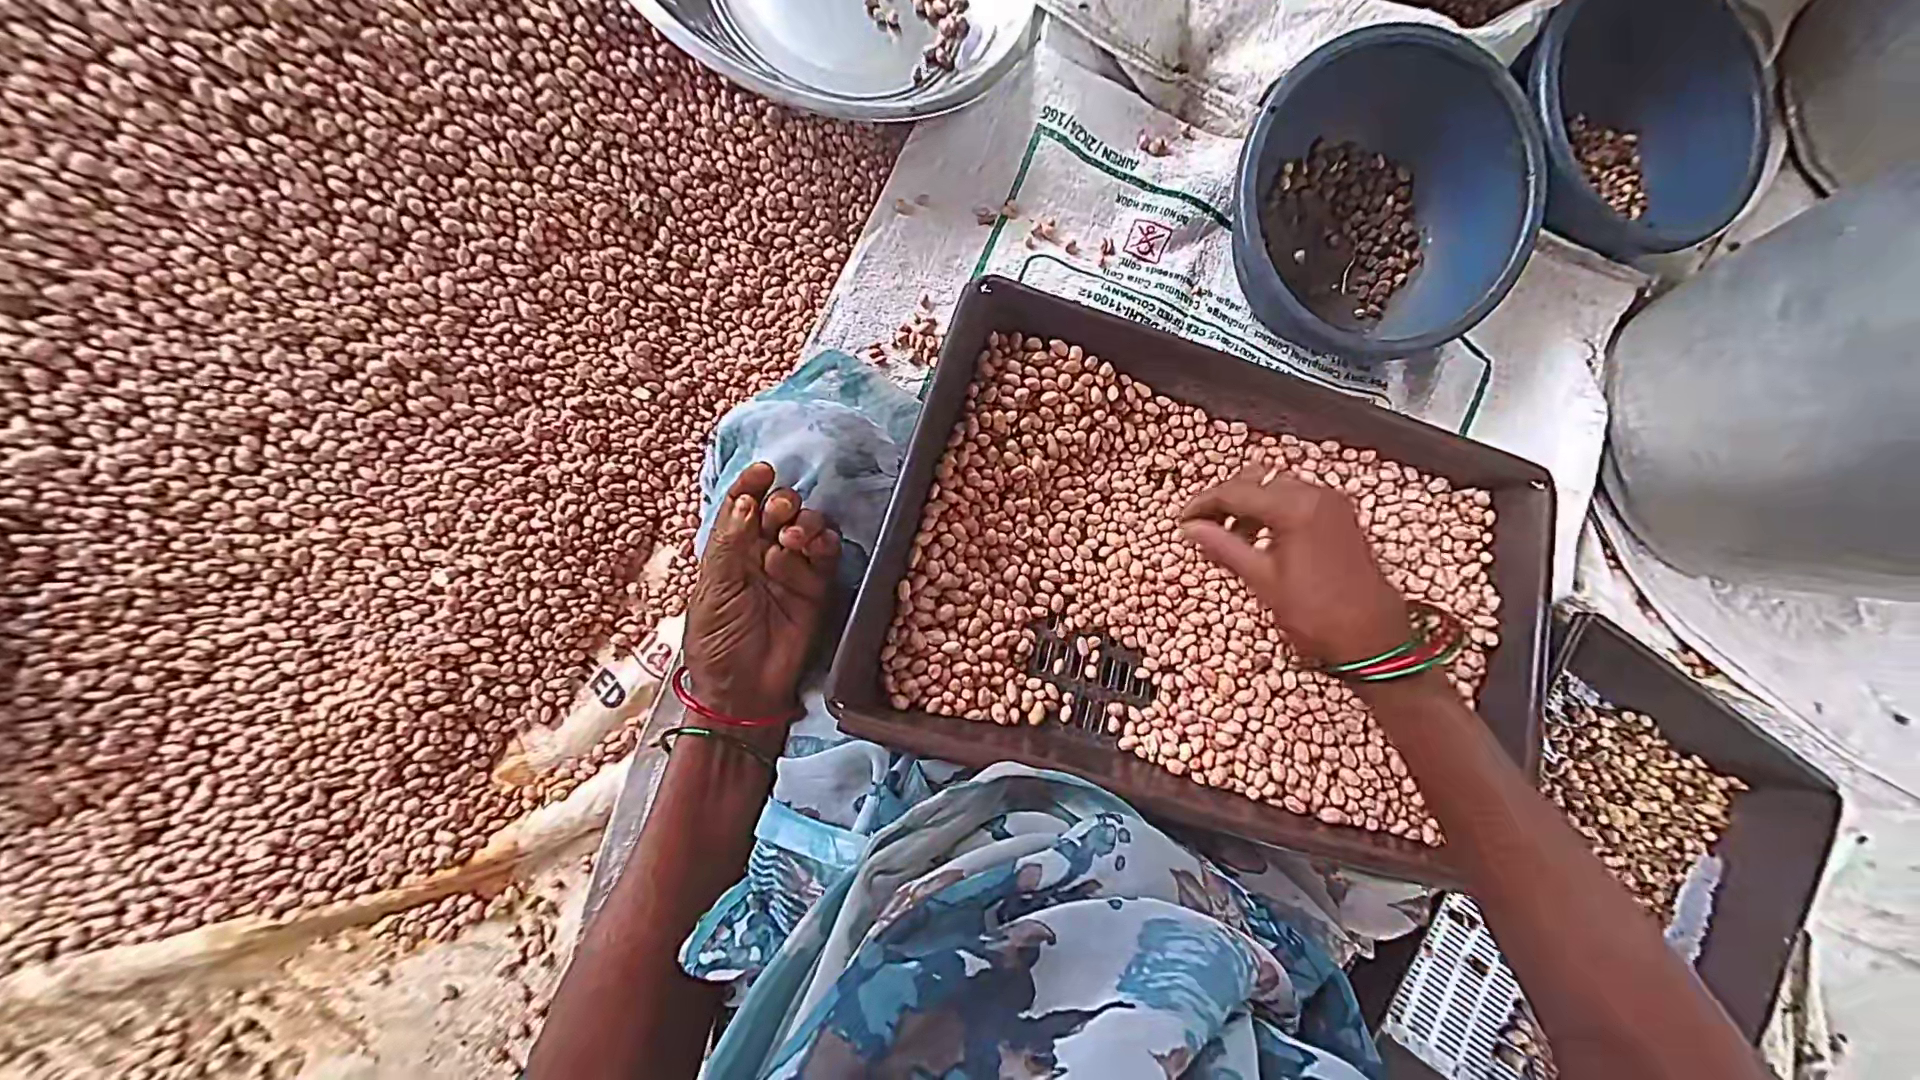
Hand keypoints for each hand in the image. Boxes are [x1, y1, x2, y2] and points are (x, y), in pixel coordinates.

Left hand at [684, 462, 840, 721]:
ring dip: (804, 523)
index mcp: (730, 551)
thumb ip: (730, 544)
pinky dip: (824, 544)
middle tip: (779, 512)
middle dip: (781, 503)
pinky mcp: (818, 586)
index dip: (751, 486)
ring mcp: (792, 569)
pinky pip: (826, 555)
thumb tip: (746, 502)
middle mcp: (761, 554)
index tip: (762, 471)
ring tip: (793, 539)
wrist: (746, 690)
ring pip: (806, 528)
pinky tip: (814, 548)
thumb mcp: (713, 590)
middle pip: (778, 511)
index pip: (741, 507)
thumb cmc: (718, 640)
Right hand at [1180, 463, 1409, 666]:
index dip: (1203, 504)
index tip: (1184, 520)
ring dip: (1247, 505)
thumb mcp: (1261, 579)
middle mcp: (1316, 496)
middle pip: (1255, 481)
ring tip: (1228, 536)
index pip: (1234, 492)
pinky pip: (1295, 499)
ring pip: (1274, 487)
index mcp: (1295, 508)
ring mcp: (1331, 504)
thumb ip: (1223, 546)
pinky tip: (1257, 538)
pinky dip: (1271, 511)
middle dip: (1225, 500)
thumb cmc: (1317, 614)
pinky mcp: (1339, 516)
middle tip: (1203, 526)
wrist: (1373, 637)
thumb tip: (1191, 528)